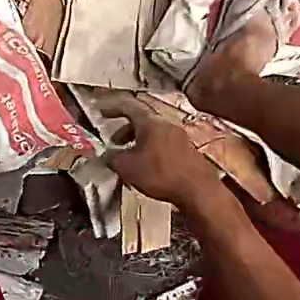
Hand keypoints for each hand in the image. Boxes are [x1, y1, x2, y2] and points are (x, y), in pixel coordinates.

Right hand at [99, 93, 228, 212]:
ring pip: (154, 136)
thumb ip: (112, 157)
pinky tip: (149, 169)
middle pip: (141, 123)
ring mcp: (180, 138)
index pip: (128, 108)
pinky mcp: (189, 153)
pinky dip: (152, 152)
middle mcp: (167, 126)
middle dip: (125, 133)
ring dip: (138, 144)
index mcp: (150, 124)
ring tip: (130, 160)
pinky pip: (165, 146)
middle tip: (115, 144)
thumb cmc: (160, 175)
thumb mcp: (126, 167)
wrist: (197, 190)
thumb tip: (107, 155)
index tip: (103, 112)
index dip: (113, 109)